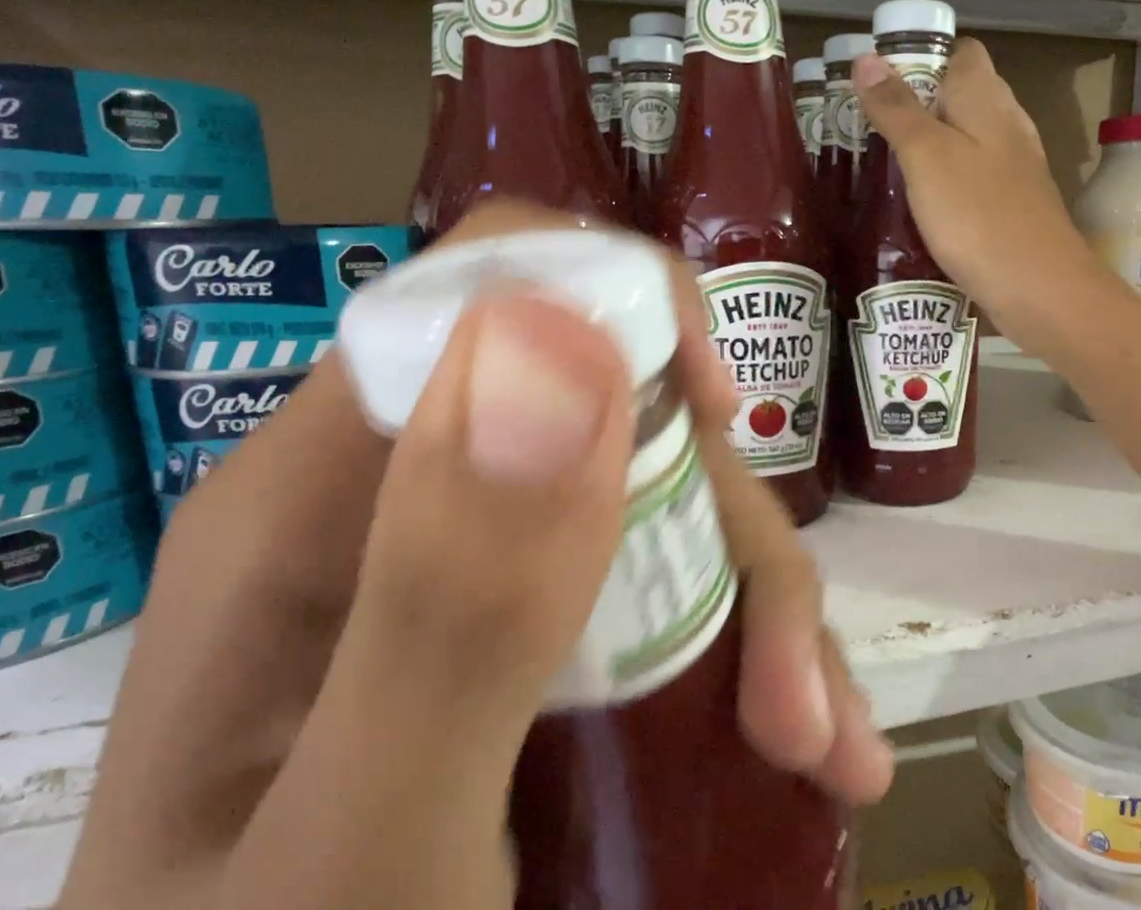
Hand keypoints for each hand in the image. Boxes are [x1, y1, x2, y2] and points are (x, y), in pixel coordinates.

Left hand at [58, 200, 892, 909]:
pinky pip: (665, 597)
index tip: (721, 425)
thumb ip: (452, 596)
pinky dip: (750, 658)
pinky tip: (808, 749)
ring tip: (825, 752)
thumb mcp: (366, 839)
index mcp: (314, 509)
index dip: (621, 314)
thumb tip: (556, 332)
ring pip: (662, 515)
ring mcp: (473, 585)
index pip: (477, 301)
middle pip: (610, 425)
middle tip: (794, 708)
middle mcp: (400, 518)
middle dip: (729, 534)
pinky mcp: (530, 649)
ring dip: (765, 615)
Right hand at [852, 39, 1121, 350]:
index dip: (921, 57)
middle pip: (960, 98)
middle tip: (866, 129)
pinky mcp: (1013, 209)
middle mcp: (1007, 125)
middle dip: (915, 107)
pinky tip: (918, 209)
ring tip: (881, 168)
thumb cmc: (979, 217)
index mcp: (988, 99)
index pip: (960, 53)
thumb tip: (867, 59)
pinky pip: (972, 182)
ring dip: (928, 151)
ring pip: (966, 143)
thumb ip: (897, 109)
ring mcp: (1014, 170)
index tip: (876, 82)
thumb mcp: (926, 157)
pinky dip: (945, 187)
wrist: (1040, 291)